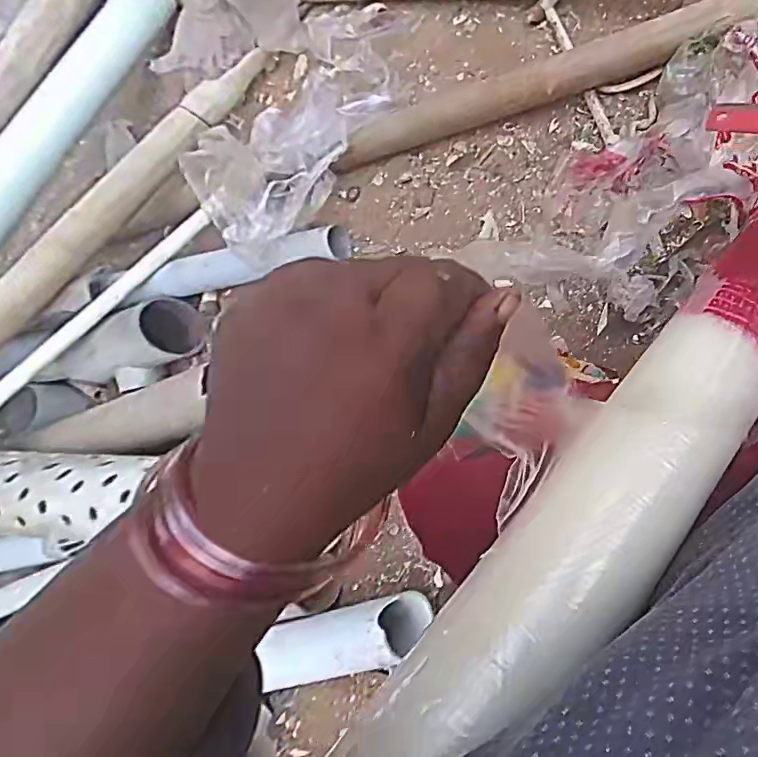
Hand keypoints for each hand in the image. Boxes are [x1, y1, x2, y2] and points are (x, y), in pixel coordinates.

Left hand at [188, 256, 517, 563]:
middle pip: (404, 267)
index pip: (443, 278)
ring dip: (379, 296)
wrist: (253, 490)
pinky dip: (334, 299)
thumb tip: (504, 297)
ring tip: (368, 346)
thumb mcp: (433, 422)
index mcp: (382, 340)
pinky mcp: (253, 296)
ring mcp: (284, 293)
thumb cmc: (357, 464)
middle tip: (414, 345)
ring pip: (363, 268)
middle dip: (423, 296)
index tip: (464, 321)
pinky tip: (326, 342)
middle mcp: (331, 301)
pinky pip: (317, 277)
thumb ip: (472, 353)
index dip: (464, 295)